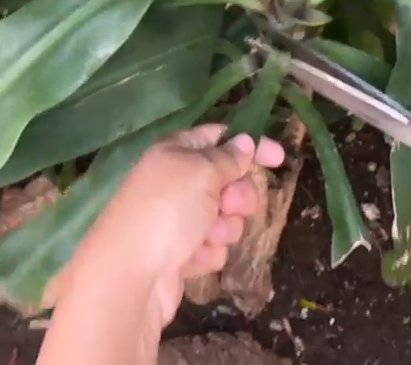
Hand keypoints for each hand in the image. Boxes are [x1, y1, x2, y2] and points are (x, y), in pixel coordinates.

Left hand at [54, 124, 286, 326]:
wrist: (131, 275)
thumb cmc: (167, 210)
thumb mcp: (201, 172)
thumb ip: (227, 157)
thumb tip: (243, 140)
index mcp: (176, 150)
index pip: (219, 137)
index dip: (250, 145)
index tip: (280, 158)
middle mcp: (175, 180)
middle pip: (226, 179)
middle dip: (238, 195)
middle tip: (231, 206)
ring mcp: (177, 218)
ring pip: (223, 216)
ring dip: (224, 226)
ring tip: (208, 236)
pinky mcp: (179, 252)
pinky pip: (211, 246)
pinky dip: (208, 252)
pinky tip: (193, 259)